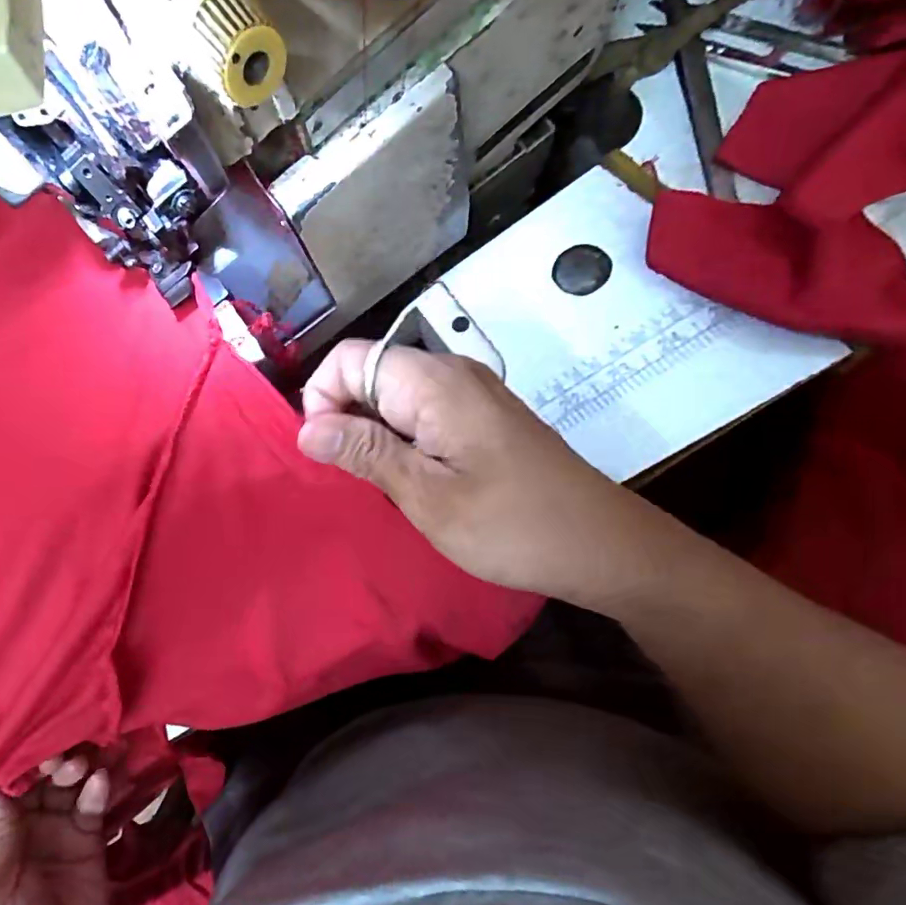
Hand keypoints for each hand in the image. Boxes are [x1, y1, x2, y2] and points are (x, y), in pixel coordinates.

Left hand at [0, 756, 112, 904]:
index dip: (10, 765)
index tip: (29, 743)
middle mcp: (19, 830)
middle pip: (34, 781)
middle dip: (50, 762)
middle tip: (68, 760)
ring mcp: (55, 834)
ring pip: (66, 787)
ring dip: (79, 768)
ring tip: (90, 761)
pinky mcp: (88, 843)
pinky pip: (93, 807)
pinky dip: (99, 790)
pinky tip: (103, 781)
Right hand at [297, 339, 700, 611]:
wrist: (601, 545)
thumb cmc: (511, 526)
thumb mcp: (427, 496)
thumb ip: (364, 452)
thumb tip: (305, 428)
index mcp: (433, 383)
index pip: (348, 359)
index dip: (323, 400)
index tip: (330, 455)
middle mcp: (451, 372)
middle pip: (369, 373)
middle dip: (346, 419)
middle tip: (359, 479)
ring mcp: (470, 392)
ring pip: (392, 395)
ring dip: (373, 434)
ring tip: (387, 485)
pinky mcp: (481, 415)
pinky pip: (420, 411)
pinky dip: (401, 439)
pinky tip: (415, 479)